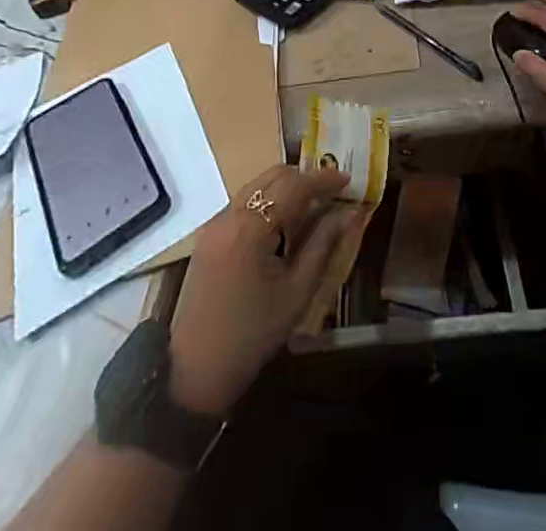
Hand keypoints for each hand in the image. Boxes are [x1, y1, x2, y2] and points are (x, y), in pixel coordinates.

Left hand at [168, 164, 354, 416]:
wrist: (196, 368)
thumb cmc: (254, 334)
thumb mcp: (297, 291)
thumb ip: (323, 244)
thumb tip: (350, 212)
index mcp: (249, 230)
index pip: (292, 187)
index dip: (323, 179)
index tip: (348, 180)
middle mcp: (227, 217)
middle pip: (270, 177)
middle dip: (304, 178)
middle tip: (332, 191)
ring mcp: (213, 225)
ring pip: (255, 187)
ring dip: (284, 188)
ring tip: (313, 203)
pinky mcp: (208, 236)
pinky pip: (242, 204)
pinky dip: (267, 202)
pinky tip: (284, 221)